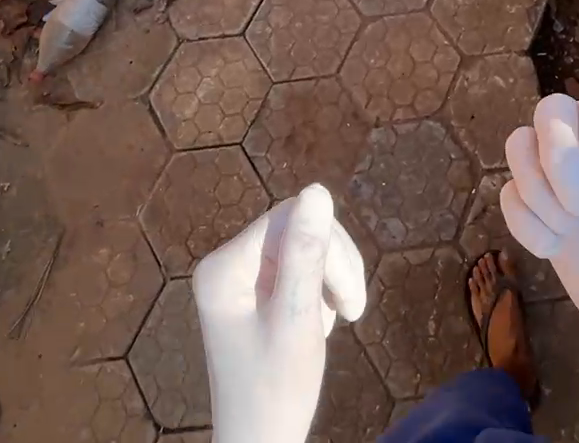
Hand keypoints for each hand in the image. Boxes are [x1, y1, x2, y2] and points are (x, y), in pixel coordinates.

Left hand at [193, 183, 367, 442]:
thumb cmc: (276, 390)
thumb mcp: (297, 320)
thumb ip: (307, 254)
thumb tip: (317, 188)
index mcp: (224, 266)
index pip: (290, 218)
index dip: (329, 247)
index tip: (352, 295)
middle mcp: (227, 262)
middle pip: (298, 229)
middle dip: (332, 264)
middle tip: (354, 310)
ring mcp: (240, 277)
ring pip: (305, 245)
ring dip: (332, 276)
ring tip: (342, 317)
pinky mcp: (256, 291)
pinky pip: (299, 266)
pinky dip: (321, 288)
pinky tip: (322, 320)